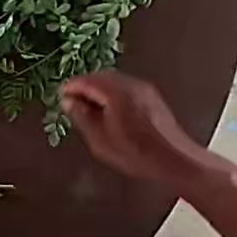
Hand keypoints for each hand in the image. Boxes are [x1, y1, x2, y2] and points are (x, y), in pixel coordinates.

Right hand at [60, 71, 211, 181]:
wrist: (174, 159)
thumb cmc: (137, 154)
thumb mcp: (100, 140)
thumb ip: (82, 117)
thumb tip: (69, 102)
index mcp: (116, 94)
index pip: (86, 81)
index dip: (71, 88)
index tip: (62, 98)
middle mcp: (131, 85)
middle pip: (100, 76)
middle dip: (84, 87)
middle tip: (73, 103)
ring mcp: (143, 89)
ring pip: (113, 80)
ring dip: (98, 89)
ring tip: (89, 109)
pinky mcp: (151, 95)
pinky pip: (125, 86)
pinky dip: (111, 92)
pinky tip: (108, 110)